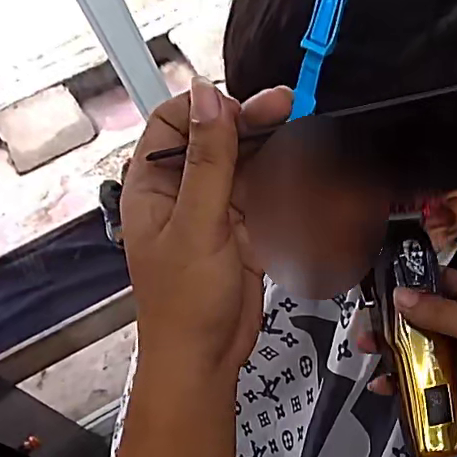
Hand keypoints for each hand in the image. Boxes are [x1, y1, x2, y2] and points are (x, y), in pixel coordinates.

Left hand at [120, 78, 291, 379]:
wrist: (205, 356)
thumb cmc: (182, 305)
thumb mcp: (196, 225)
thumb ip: (207, 161)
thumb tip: (206, 100)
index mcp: (152, 186)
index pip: (175, 123)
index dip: (210, 109)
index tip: (245, 107)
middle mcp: (182, 195)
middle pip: (218, 143)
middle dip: (252, 126)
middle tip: (288, 109)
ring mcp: (214, 215)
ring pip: (245, 169)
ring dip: (273, 155)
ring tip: (303, 142)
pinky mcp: (241, 235)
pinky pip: (263, 201)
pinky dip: (282, 190)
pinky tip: (301, 179)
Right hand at [358, 268, 456, 436]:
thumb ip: (443, 312)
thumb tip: (401, 297)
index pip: (441, 282)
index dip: (414, 280)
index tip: (383, 282)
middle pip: (420, 315)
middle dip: (393, 318)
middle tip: (367, 321)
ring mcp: (452, 355)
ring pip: (414, 346)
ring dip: (390, 347)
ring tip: (366, 348)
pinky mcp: (446, 382)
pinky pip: (416, 377)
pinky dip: (397, 380)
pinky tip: (382, 383)